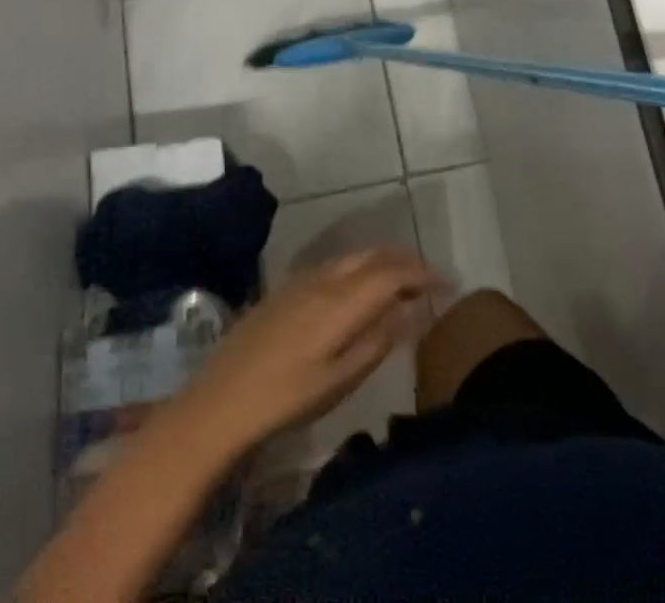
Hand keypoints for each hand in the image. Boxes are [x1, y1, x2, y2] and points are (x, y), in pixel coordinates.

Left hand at [175, 249, 445, 448]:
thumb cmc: (286, 400)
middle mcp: (322, 282)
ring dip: (381, 263)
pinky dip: (357, 270)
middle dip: (406, 262)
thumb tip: (411, 310)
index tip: (449, 285)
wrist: (215, 408)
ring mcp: (297, 285)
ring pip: (351, 259)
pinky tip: (356, 292)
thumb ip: (379, 339)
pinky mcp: (280, 294)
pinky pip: (331, 268)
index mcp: (341, 302)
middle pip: (373, 256)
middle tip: (429, 280)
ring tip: (400, 283)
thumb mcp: (342, 379)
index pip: (394, 273)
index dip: (425, 274)